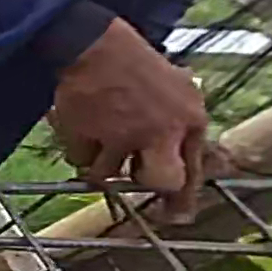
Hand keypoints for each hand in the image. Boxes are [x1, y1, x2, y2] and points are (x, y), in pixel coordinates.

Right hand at [51, 19, 209, 222]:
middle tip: (126, 177)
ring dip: (97, 162)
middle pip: (160, 181)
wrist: (98, 52)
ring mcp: (124, 134)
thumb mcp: (177, 93)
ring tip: (94, 139)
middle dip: (141, 183)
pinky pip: (79, 158)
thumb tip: (177, 157)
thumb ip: (177, 126)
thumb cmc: (136, 68)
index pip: (194, 169)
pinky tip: (78, 128)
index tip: (176, 218)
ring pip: (108, 173)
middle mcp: (163, 131)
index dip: (183, 197)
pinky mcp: (88, 134)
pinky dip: (76, 149)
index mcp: (190, 121)